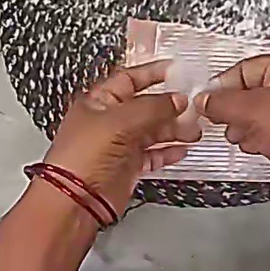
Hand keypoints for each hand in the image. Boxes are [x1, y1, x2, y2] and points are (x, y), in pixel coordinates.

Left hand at [43, 60, 201, 213]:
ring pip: (153, 131)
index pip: (130, 79)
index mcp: (100, 102)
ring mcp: (119, 145)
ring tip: (193, 130)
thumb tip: (176, 99)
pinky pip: (153, 154)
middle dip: (171, 107)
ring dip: (175, 130)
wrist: (76, 200)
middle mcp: (110, 122)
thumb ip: (152, 107)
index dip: (153, 73)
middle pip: (147, 107)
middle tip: (192, 107)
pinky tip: (181, 149)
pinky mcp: (128, 166)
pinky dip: (168, 151)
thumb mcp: (120, 121)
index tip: (175, 70)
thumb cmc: (81, 159)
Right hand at [199, 54, 269, 171]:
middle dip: (234, 108)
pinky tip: (254, 146)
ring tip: (238, 136)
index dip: (224, 84)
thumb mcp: (250, 109)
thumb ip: (221, 102)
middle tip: (221, 120)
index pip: (247, 68)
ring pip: (263, 113)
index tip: (209, 101)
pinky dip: (260, 137)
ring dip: (245, 125)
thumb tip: (204, 101)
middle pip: (254, 91)